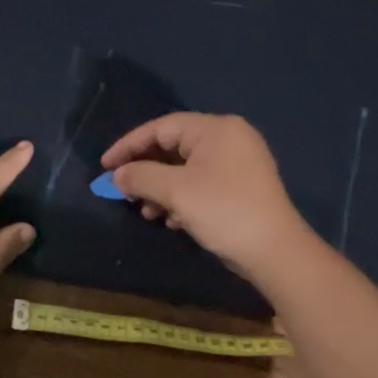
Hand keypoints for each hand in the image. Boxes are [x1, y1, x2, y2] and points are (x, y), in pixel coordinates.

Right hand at [101, 112, 306, 275]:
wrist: (273, 250)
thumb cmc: (222, 211)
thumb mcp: (175, 192)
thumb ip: (141, 177)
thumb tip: (117, 175)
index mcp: (215, 129)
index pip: (162, 127)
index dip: (129, 145)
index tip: (104, 166)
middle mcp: (229, 139)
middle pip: (173, 148)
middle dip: (145, 171)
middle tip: (123, 191)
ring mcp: (237, 164)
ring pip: (185, 169)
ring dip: (160, 189)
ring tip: (146, 212)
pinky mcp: (239, 188)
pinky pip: (200, 184)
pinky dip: (180, 199)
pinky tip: (170, 220)